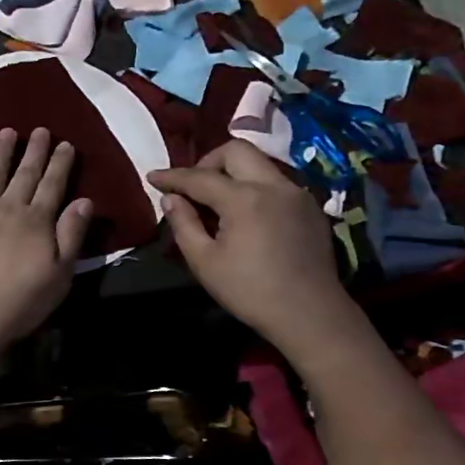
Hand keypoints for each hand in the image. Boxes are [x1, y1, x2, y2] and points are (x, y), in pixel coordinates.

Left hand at [0, 128, 91, 363]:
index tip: (66, 143)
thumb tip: (86, 200)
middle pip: (25, 174)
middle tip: (41, 129)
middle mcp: (9, 208)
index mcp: (38, 221)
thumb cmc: (19, 303)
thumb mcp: (59, 275)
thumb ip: (72, 235)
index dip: (61, 164)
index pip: (53, 185)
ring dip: (2, 151)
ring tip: (8, 132)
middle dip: (35, 151)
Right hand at [147, 140, 351, 351]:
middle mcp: (273, 184)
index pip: (200, 177)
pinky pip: (277, 183)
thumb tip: (171, 199)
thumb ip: (184, 224)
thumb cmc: (250, 292)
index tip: (153, 177)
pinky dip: (256, 188)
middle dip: (208, 161)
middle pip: (236, 150)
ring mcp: (297, 193)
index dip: (173, 176)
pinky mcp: (311, 208)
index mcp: (244, 198)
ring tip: (219, 201)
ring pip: (260, 164)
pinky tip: (249, 216)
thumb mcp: (205, 263)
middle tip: (193, 187)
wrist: (309, 314)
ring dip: (235, 173)